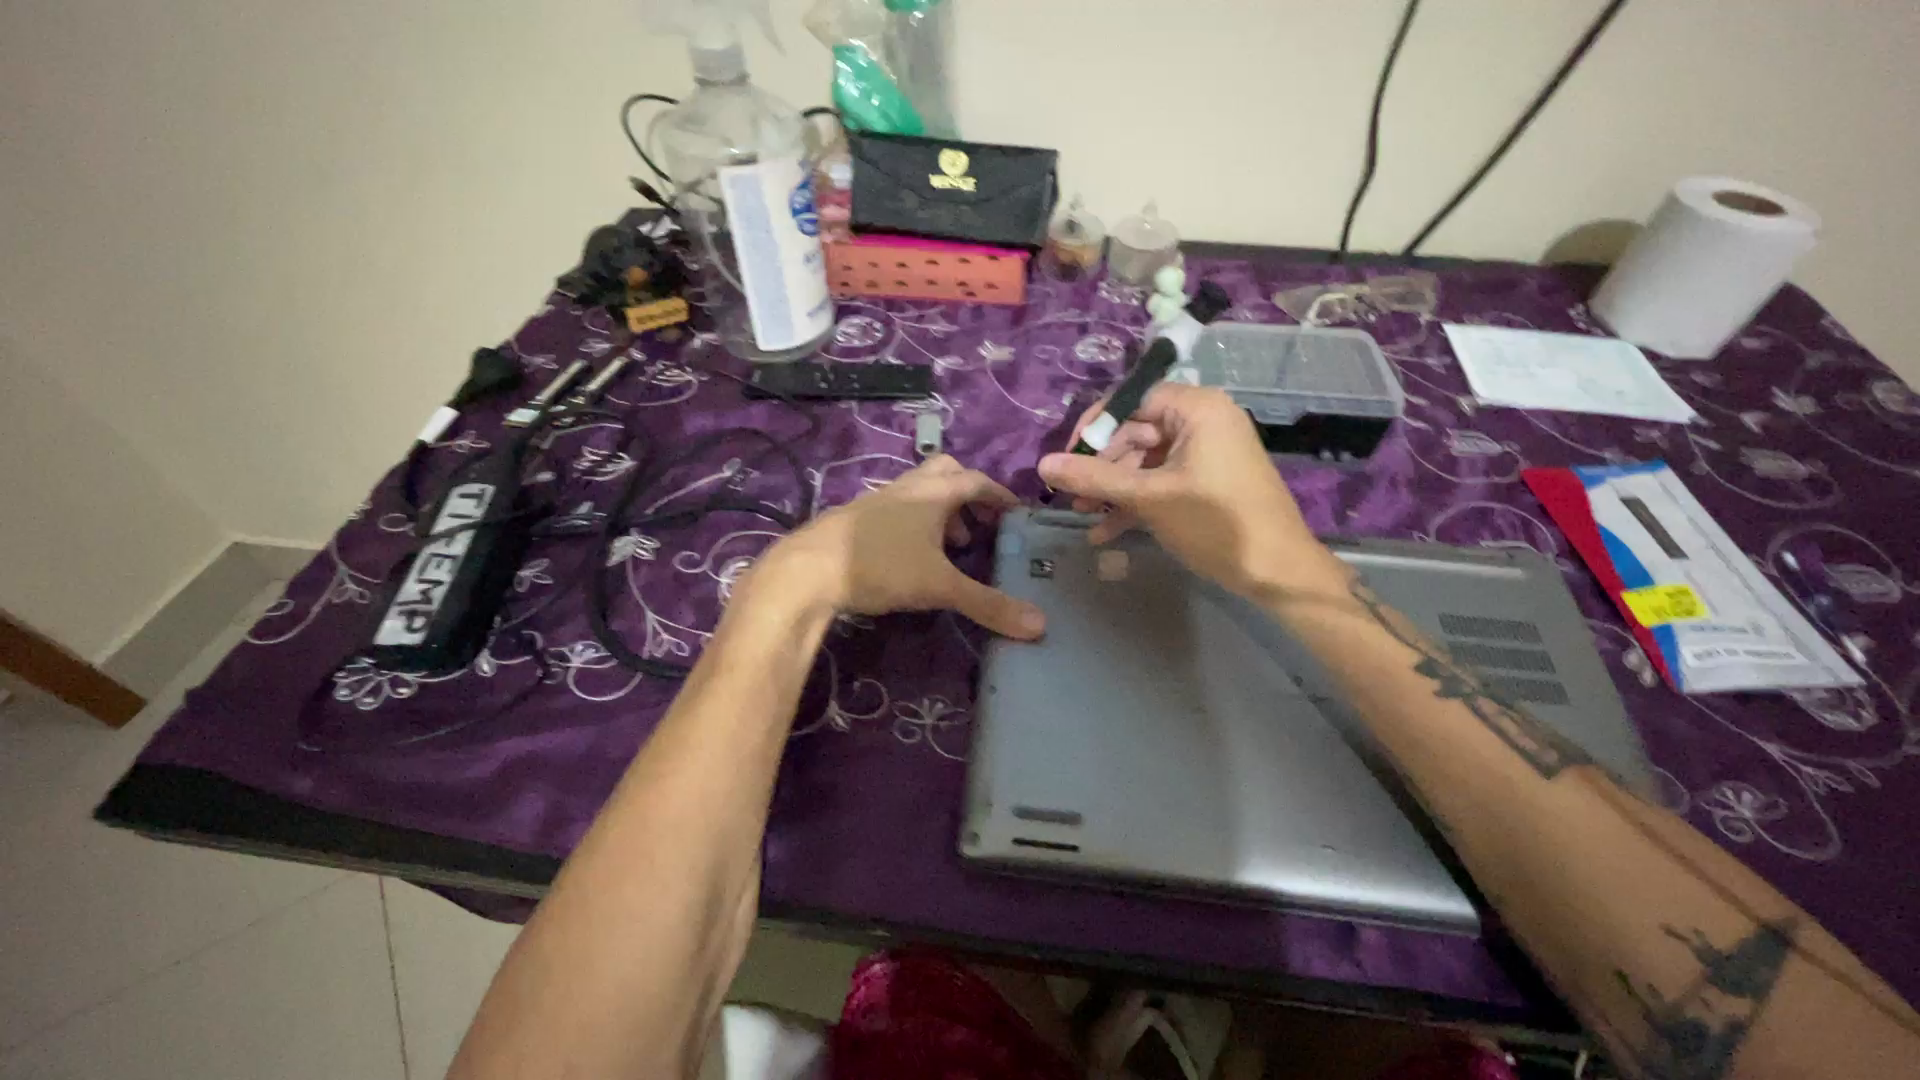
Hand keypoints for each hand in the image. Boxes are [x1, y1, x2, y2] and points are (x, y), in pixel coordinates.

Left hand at [748, 455, 1045, 639]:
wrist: (808, 571)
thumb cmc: (881, 567)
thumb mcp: (940, 587)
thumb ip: (988, 605)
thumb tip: (1040, 626)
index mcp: (932, 493)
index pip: (976, 481)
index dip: (1000, 495)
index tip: (1016, 514)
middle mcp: (907, 489)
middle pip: (945, 472)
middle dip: (967, 494)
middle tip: (980, 525)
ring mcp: (877, 501)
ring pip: (918, 493)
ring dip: (940, 513)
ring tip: (951, 549)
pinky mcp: (856, 519)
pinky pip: (896, 511)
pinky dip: (914, 526)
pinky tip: (911, 559)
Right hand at [1038, 383, 1335, 598]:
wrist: (1278, 570)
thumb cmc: (1215, 523)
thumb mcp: (1149, 498)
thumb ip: (1095, 477)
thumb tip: (1043, 465)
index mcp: (1197, 408)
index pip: (1132, 400)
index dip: (1095, 427)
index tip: (1067, 459)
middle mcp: (1203, 421)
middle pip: (1136, 432)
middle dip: (1102, 466)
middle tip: (1072, 496)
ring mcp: (1206, 453)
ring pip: (1145, 461)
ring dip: (1113, 488)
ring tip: (1084, 515)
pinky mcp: (1207, 482)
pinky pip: (1161, 481)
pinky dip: (1136, 502)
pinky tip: (1105, 532)